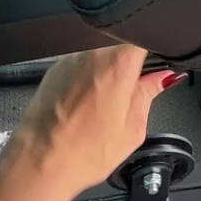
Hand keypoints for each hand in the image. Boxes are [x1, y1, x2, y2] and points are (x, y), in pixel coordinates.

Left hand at [0, 45, 180, 200]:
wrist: (37, 164)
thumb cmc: (82, 153)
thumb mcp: (131, 130)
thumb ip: (148, 95)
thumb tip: (163, 78)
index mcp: (119, 64)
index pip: (144, 36)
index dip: (152, 47)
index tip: (155, 63)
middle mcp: (94, 51)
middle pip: (122, 43)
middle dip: (129, 64)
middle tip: (128, 93)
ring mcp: (71, 57)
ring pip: (100, 52)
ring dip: (106, 70)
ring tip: (101, 104)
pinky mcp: (55, 66)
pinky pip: (80, 62)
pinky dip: (86, 77)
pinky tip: (83, 104)